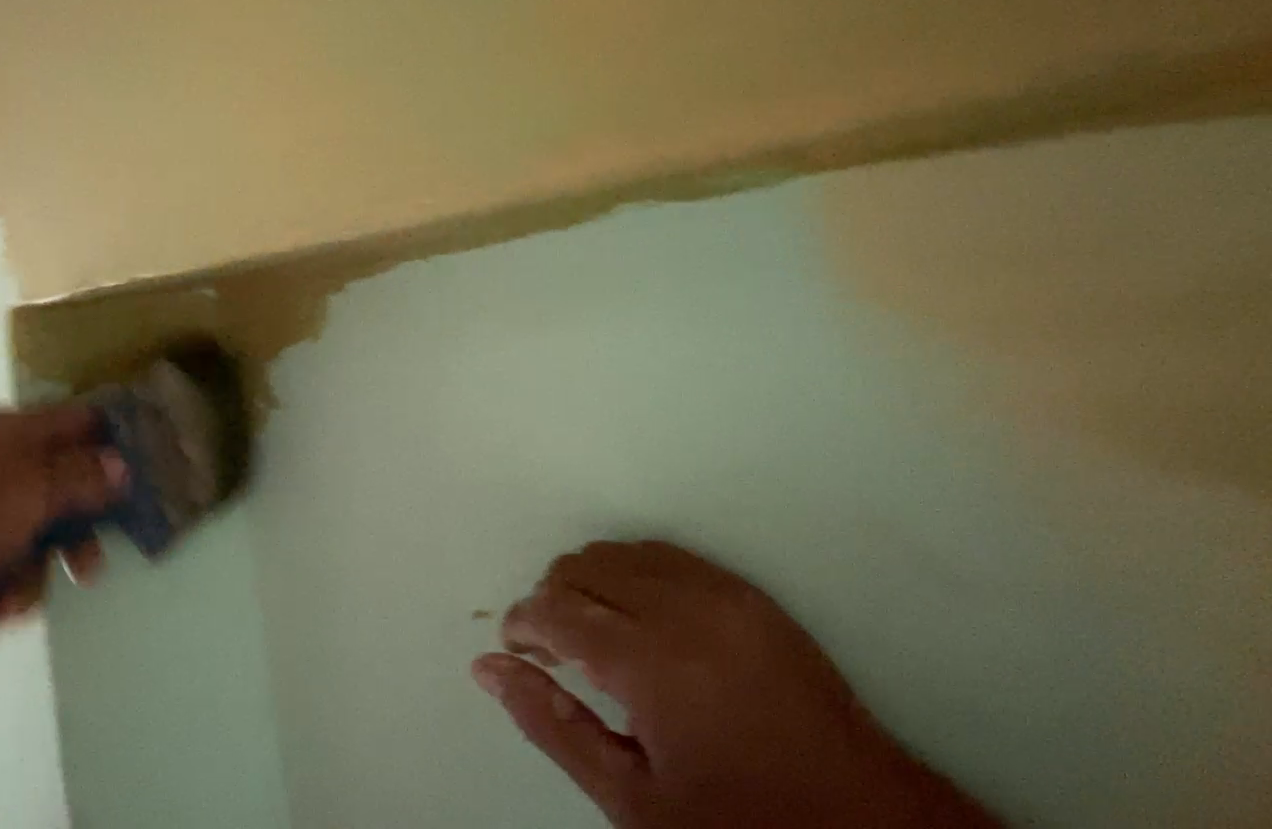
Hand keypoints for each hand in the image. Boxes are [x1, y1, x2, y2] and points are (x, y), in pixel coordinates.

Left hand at [0, 403, 124, 638]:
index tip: (131, 495)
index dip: (114, 453)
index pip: (85, 424)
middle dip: (66, 542)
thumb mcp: (29, 499)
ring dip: (21, 579)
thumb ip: (81, 480)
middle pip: (58, 489)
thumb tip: (122, 461)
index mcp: (18, 431)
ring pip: (21, 531)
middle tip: (83, 577)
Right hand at [473, 541, 999, 828]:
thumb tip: (489, 670)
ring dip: (591, 582)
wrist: (866, 823)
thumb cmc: (738, 821)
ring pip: (623, 552)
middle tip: (554, 652)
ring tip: (594, 634)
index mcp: (651, 662)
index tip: (518, 649)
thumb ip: (552, 726)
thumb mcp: (633, 800)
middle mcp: (684, 609)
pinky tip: (638, 618)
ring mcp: (723, 594)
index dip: (523, 624)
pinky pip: (669, 555)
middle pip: (584, 567)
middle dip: (552, 599)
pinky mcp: (750, 594)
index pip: (556, 609)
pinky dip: (634, 573)